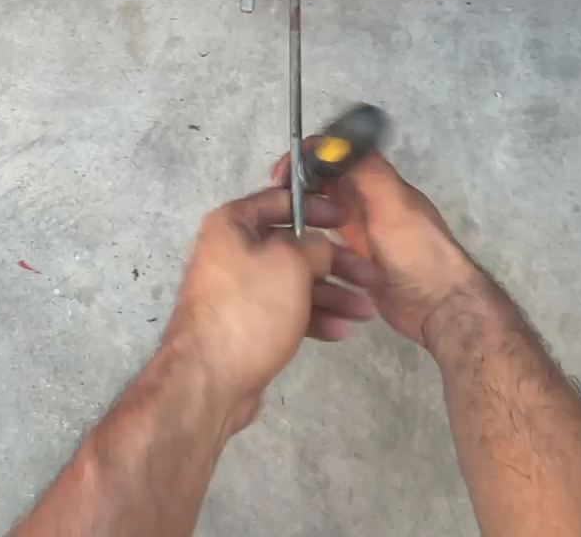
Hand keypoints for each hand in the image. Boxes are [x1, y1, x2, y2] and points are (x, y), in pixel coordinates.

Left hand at [160, 187, 379, 432]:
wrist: (209, 378)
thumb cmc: (250, 307)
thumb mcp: (289, 264)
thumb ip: (313, 246)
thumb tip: (319, 247)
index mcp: (233, 224)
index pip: (279, 201)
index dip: (316, 206)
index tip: (347, 217)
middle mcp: (232, 251)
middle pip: (292, 247)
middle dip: (334, 262)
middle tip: (370, 276)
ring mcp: (240, 290)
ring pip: (293, 282)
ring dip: (332, 294)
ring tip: (367, 311)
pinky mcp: (248, 323)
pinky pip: (286, 311)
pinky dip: (313, 317)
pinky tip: (342, 331)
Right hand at [277, 149, 478, 349]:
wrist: (439, 307)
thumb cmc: (417, 251)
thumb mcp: (393, 203)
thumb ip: (367, 170)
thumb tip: (335, 140)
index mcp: (376, 181)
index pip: (335, 154)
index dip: (307, 156)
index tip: (283, 173)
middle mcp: (365, 200)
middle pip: (323, 181)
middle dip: (296, 184)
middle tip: (273, 201)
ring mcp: (359, 231)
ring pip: (320, 211)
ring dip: (300, 213)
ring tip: (278, 226)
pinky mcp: (352, 259)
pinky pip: (323, 242)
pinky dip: (308, 240)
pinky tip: (294, 248)